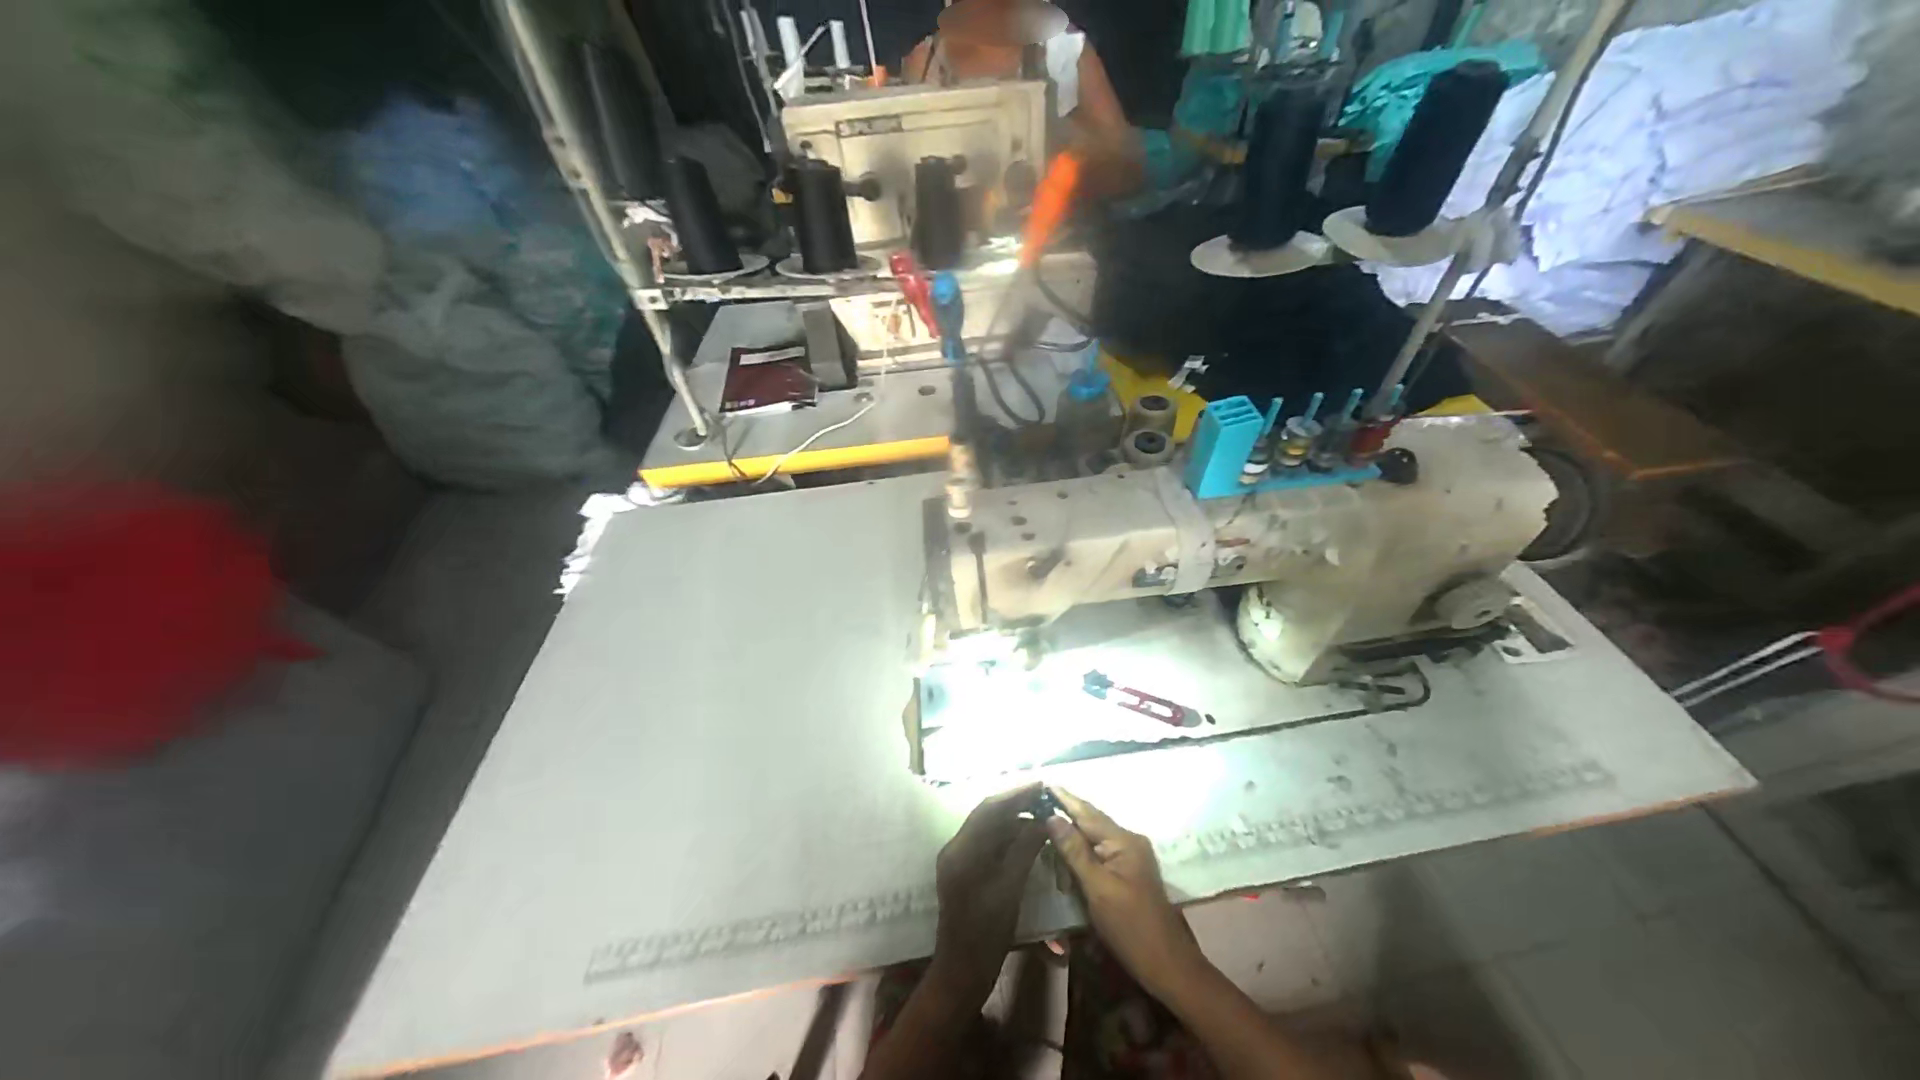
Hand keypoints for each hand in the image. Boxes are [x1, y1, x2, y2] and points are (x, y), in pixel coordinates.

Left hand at [931, 783, 1048, 999]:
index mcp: (961, 850)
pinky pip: (987, 844)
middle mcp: (955, 849)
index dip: (1016, 794)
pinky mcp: (964, 872)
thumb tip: (1042, 822)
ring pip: (988, 829)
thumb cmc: (986, 933)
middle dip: (1015, 804)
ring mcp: (957, 861)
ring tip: (1040, 815)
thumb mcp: (1010, 888)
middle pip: (987, 816)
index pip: (989, 809)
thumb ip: (1025, 850)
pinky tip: (1027, 839)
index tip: (1042, 785)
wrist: (962, 972)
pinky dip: (1007, 838)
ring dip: (1013, 820)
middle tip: (1044, 797)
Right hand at [1045, 788, 1201, 996]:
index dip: (1064, 798)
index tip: (1043, 783)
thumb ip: (1075, 851)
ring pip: (1095, 838)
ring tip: (1046, 820)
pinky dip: (1082, 849)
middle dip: (1066, 812)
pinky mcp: (1129, 874)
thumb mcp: (1097, 888)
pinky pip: (1101, 852)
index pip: (1087, 812)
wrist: (1167, 965)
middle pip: (1092, 822)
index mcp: (1124, 841)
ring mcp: (1132, 859)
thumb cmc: (1130, 926)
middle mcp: (1130, 842)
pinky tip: (1067, 850)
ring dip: (1073, 831)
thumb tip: (1052, 817)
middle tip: (1039, 802)